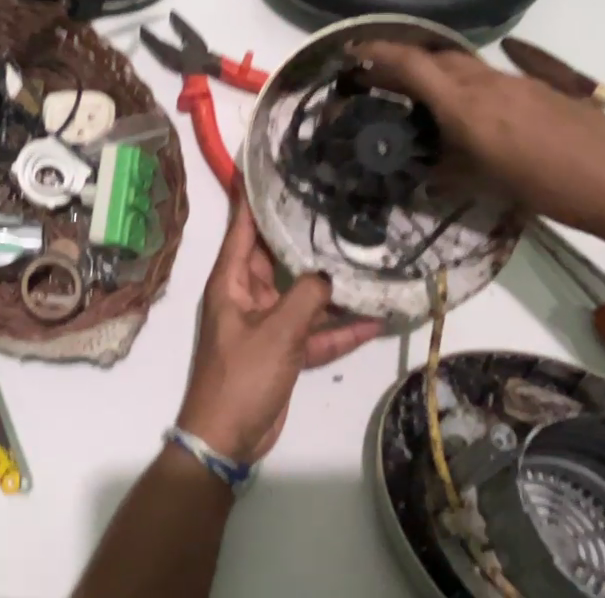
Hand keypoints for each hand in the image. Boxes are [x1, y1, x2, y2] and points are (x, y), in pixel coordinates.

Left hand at [175, 197, 381, 463]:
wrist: (227, 438)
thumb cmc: (241, 377)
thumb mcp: (275, 335)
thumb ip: (306, 299)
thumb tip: (329, 273)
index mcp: (231, 281)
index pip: (243, 227)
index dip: (253, 196)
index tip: (267, 165)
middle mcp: (247, 294)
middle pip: (277, 255)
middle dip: (303, 234)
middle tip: (335, 203)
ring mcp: (266, 321)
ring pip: (302, 293)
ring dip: (330, 285)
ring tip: (366, 256)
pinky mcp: (284, 348)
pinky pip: (314, 330)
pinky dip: (339, 328)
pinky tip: (376, 318)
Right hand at [348, 42, 604, 238]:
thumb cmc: (547, 187)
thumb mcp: (485, 184)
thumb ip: (447, 173)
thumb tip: (424, 176)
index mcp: (465, 104)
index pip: (411, 65)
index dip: (377, 52)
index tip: (352, 51)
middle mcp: (487, 83)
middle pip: (435, 56)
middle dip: (403, 59)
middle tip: (380, 74)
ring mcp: (518, 81)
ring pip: (465, 64)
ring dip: (437, 69)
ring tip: (423, 90)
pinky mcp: (544, 87)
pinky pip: (495, 74)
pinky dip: (471, 81)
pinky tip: (476, 102)